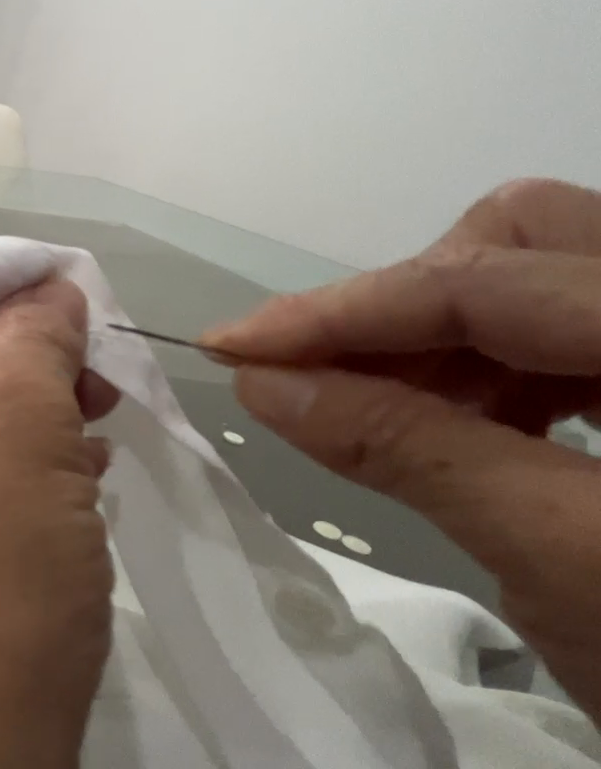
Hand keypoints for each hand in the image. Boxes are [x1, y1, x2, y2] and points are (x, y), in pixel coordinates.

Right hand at [205, 178, 600, 718]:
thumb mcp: (569, 561)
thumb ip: (413, 451)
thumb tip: (260, 381)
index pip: (488, 282)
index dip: (342, 309)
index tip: (231, 346)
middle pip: (526, 236)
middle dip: (402, 301)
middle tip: (327, 377)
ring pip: (538, 275)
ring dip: (435, 338)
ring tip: (387, 411)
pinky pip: (561, 329)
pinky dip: (483, 365)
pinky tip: (459, 423)